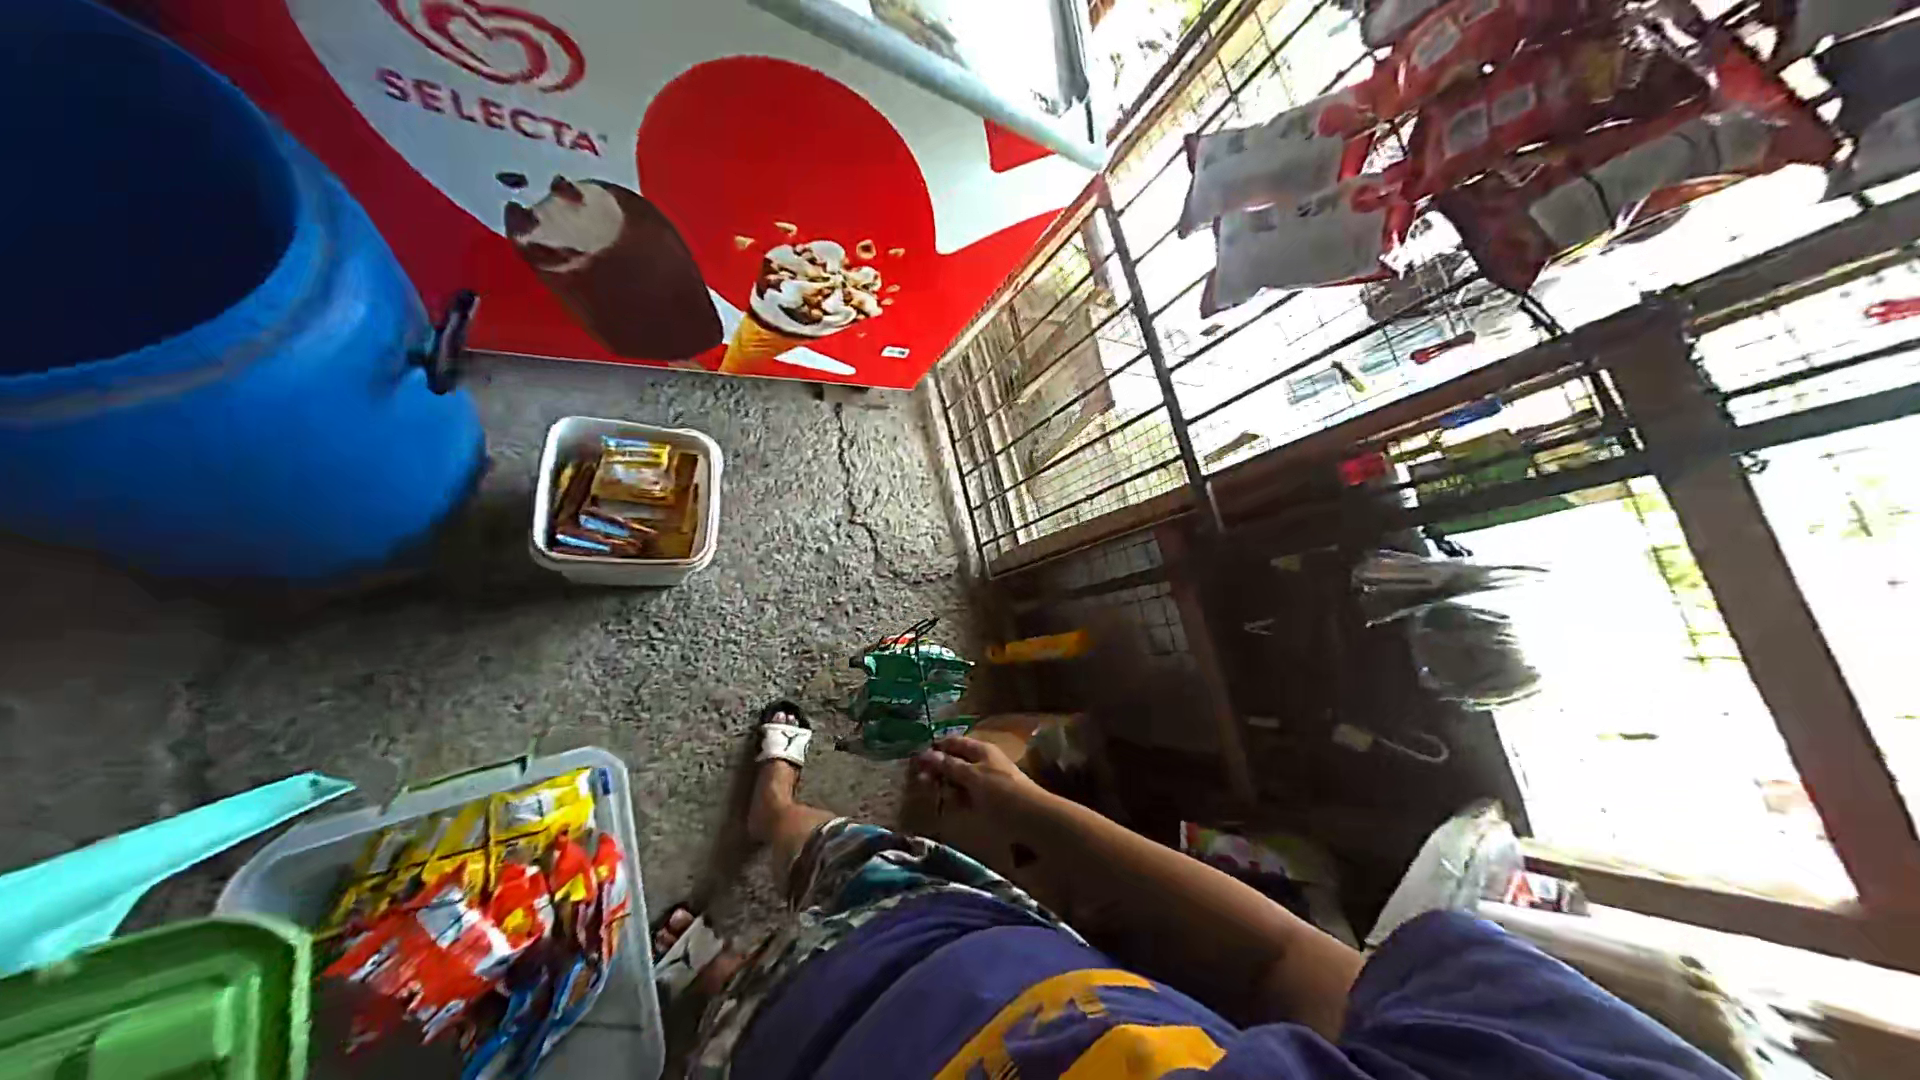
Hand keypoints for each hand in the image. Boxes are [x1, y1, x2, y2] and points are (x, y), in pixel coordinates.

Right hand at [913, 735, 1052, 823]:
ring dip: (946, 787)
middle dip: (938, 770)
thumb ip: (949, 766)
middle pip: (955, 761)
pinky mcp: (989, 799)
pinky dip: (958, 799)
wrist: (1033, 818)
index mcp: (980, 750)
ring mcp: (986, 781)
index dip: (935, 749)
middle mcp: (983, 761)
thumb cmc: (1001, 792)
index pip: (953, 743)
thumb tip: (926, 754)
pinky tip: (951, 807)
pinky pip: (968, 795)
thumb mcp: (972, 776)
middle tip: (920, 782)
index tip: (916, 760)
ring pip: (959, 780)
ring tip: (934, 795)